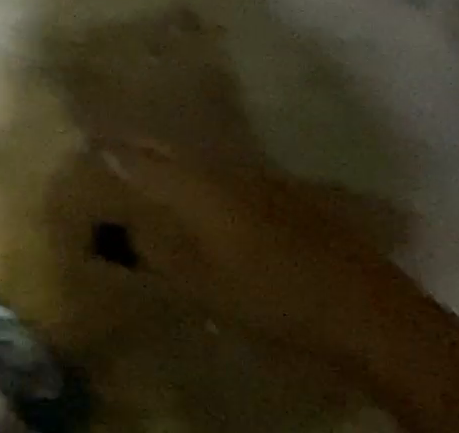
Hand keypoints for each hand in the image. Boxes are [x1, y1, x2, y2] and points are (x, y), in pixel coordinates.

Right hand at [95, 141, 458, 431]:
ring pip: (205, 157)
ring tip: (151, 155)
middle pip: (171, 148)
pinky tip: (208, 185)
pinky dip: (210, 173)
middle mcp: (227, 170)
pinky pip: (235, 173)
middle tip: (109, 138)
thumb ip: (150, 248)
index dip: (108, 146)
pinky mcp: (296, 198)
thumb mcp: (197, 283)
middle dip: (138, 142)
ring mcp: (266, 181)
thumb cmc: (273, 299)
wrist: (377, 319)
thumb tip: (114, 225)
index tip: (82, 137)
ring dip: (175, 154)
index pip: (138, 155)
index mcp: (196, 185)